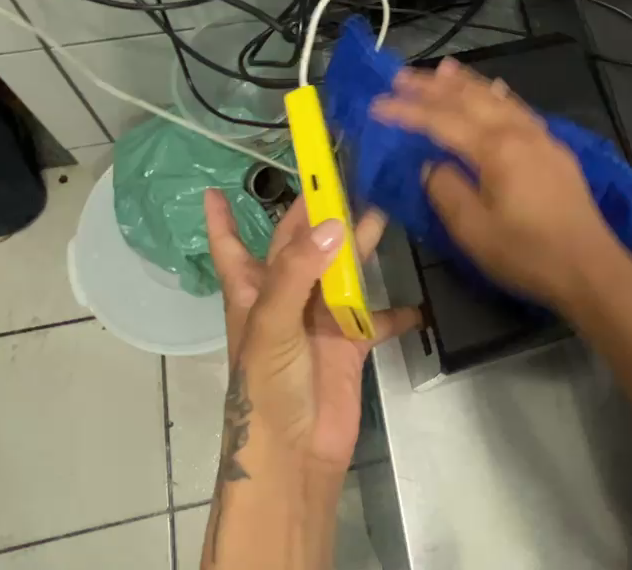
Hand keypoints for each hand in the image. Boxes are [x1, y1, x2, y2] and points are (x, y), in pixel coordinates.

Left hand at [200, 189, 419, 568]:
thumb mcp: (272, 323)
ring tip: (384, 209)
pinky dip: (396, 311)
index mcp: (252, 290)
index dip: (222, 220)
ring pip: (341, 268)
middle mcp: (285, 296)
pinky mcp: (349, 342)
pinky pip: (376, 318)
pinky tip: (417, 302)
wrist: (294, 457)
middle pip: (300, 244)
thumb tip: (332, 224)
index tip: (213, 190)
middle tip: (343, 174)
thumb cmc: (266, 387)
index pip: (230, 246)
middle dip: (316, 214)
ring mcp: (318, 317)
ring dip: (360, 244)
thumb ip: (299, 272)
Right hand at [370, 58, 631, 310]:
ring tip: (441, 69)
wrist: (592, 269)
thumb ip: (446, 191)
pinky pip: (518, 108)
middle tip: (400, 76)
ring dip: (465, 82)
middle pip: (469, 98)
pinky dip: (498, 94)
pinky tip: (496, 90)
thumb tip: (432, 166)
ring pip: (496, 97)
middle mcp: (518, 132)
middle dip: (432, 86)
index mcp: (495, 148)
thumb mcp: (474, 231)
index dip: (407, 111)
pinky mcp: (554, 150)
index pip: (441, 120)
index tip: (376, 104)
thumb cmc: (528, 254)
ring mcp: (541, 137)